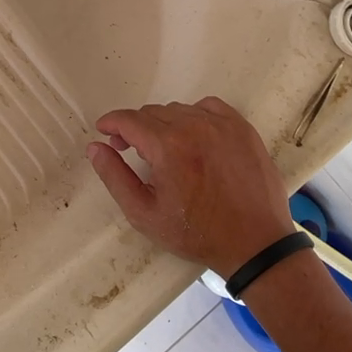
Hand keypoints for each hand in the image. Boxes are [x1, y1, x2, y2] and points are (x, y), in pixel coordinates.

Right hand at [87, 97, 295, 274]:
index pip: (128, 120)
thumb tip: (96, 147)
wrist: (256, 244)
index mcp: (167, 146)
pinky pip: (208, 107)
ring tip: (166, 150)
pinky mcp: (242, 128)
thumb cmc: (197, 233)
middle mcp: (193, 125)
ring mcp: (221, 124)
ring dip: (164, 124)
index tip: (104, 132)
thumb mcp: (145, 214)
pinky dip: (194, 116)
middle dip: (135, 128)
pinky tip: (195, 137)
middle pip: (151, 113)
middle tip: (132, 150)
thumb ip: (114, 177)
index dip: (111, 123)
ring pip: (178, 110)